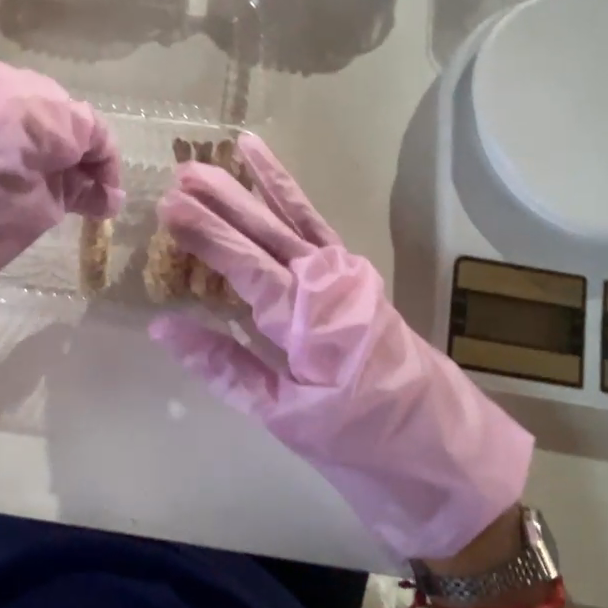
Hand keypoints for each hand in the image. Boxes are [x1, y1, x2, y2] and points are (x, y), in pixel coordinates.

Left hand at [0, 56, 121, 464]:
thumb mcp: (30, 219)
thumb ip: (70, 188)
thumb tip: (93, 187)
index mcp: (29, 109)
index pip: (85, 124)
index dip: (103, 163)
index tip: (105, 201)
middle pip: (46, 102)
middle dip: (64, 144)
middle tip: (70, 190)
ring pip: (4, 93)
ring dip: (22, 130)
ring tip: (20, 174)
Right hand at [149, 135, 531, 560]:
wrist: (445, 459)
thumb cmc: (360, 445)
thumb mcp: (283, 415)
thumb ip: (223, 365)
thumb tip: (162, 325)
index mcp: (309, 319)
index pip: (245, 264)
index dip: (204, 235)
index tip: (167, 205)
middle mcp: (331, 286)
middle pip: (270, 232)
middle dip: (226, 199)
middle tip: (184, 170)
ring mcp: (351, 281)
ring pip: (300, 222)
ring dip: (264, 187)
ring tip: (236, 148)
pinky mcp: (360, 286)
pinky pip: (322, 234)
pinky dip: (299, 205)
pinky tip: (278, 187)